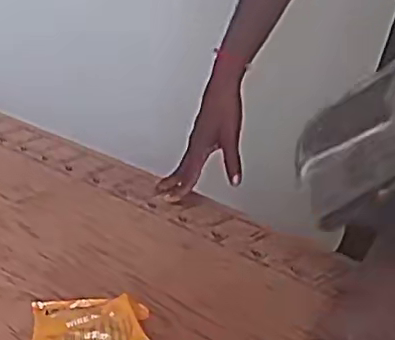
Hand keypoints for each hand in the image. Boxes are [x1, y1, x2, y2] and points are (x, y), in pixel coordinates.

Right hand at [157, 64, 243, 198]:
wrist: (222, 84)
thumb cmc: (225, 107)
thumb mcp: (231, 138)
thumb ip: (232, 162)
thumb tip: (235, 180)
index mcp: (199, 149)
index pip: (188, 176)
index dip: (180, 190)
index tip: (171, 200)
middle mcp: (194, 146)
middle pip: (180, 171)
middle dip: (170, 184)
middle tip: (159, 193)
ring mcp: (195, 139)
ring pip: (182, 163)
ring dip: (175, 175)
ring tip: (168, 183)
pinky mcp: (198, 133)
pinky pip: (187, 154)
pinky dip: (183, 164)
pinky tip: (186, 164)